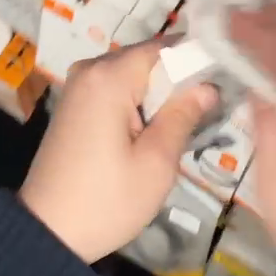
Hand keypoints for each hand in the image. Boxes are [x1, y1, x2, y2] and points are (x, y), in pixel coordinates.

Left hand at [19, 43, 218, 262]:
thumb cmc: (107, 199)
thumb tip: (208, 85)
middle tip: (213, 107)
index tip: (226, 78)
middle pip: (146, 58)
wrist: (49, 228)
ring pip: (132, 74)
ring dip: (159, 93)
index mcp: (108, 76)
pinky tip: (157, 128)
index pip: (162, 47)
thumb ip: (182, 116)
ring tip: (191, 121)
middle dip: (178, 78)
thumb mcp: (156, 163)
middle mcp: (89, 69)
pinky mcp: (75, 102)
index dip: (195, 58)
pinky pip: (115, 88)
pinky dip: (138, 102)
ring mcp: (78, 84)